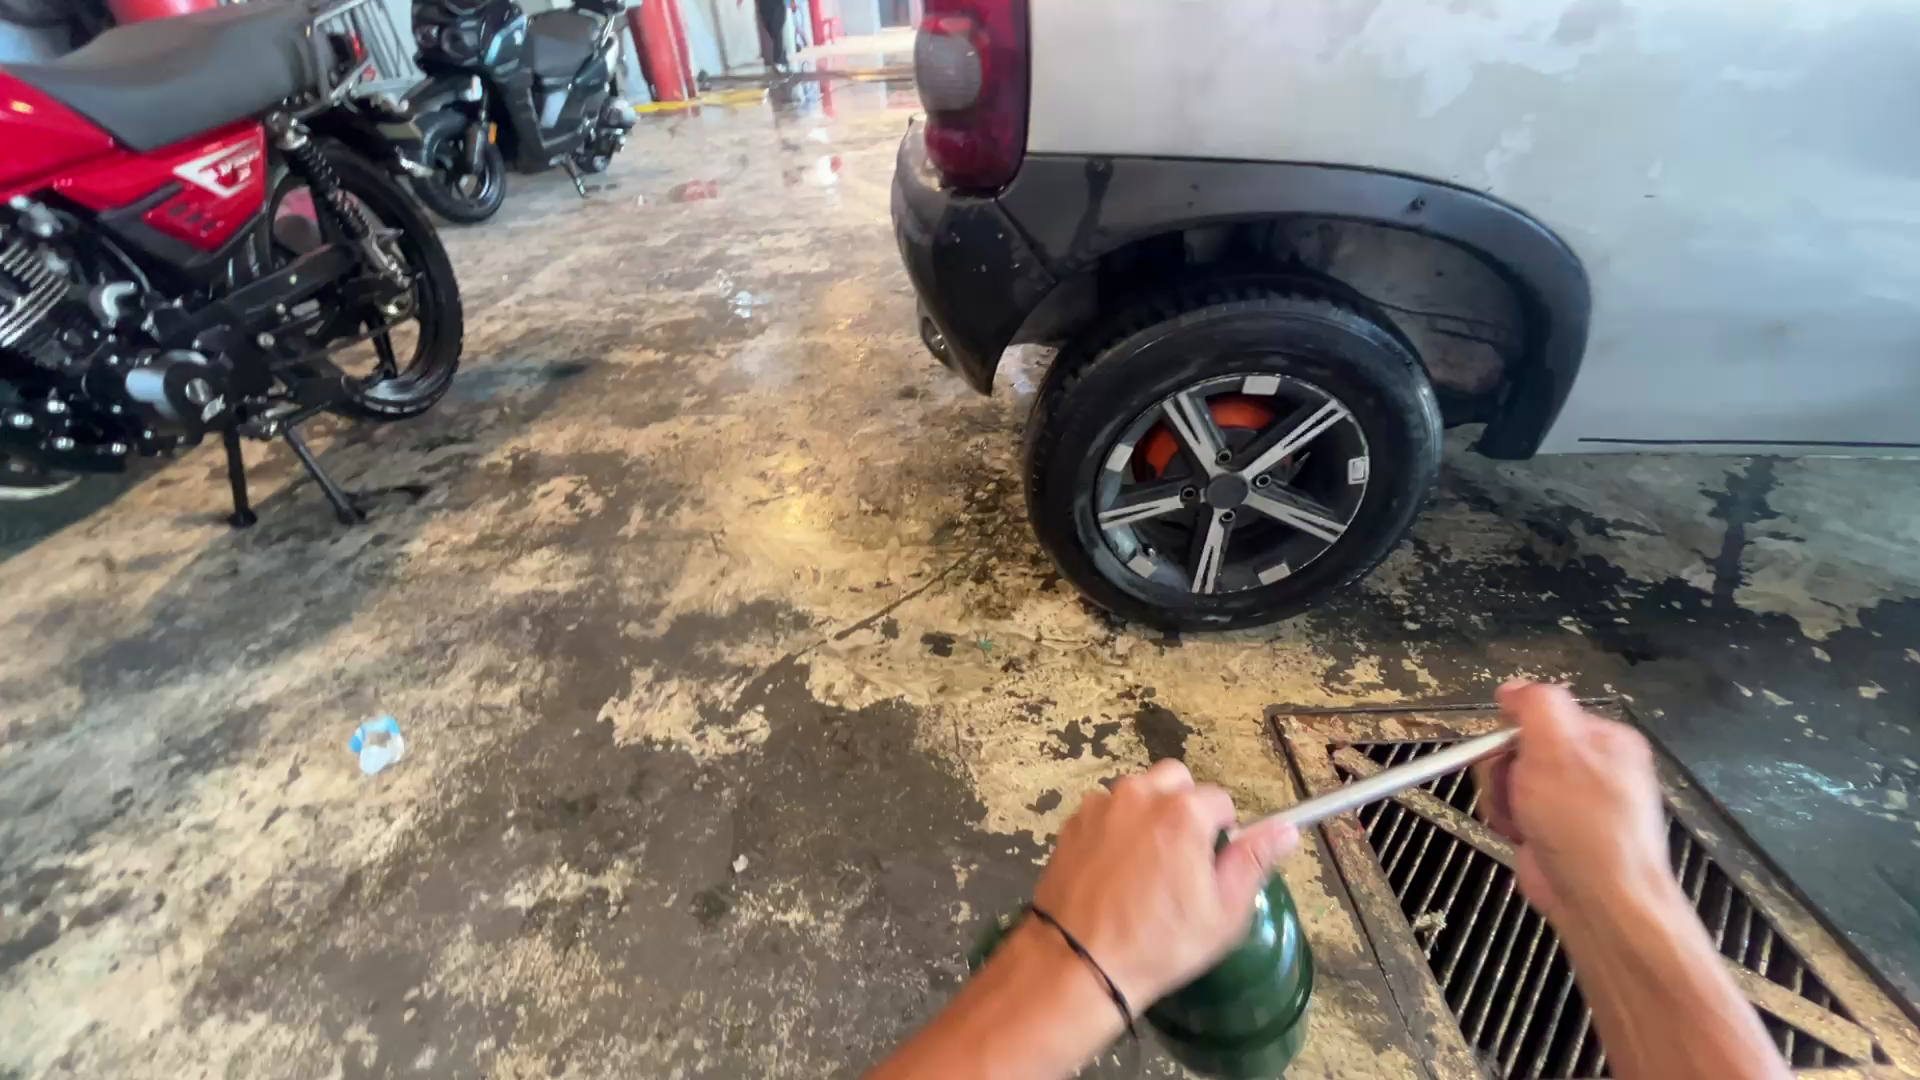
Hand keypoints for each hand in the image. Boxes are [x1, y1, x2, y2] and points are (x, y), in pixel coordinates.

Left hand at [1030, 759, 1299, 1007]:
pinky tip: (1114, 866)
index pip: (1219, 800)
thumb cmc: (1159, 942)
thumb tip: (1285, 829)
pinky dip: (1115, 825)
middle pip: (1176, 780)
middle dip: (1185, 806)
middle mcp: (1140, 794)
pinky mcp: (1075, 818)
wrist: (1081, 959)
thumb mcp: (1223, 911)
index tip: (1211, 862)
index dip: (1222, 831)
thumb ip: (1253, 860)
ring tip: (1146, 865)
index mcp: (1183, 812)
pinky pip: (1106, 808)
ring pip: (1138, 791)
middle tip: (1181, 855)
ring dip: (1148, 813)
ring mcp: (1103, 803)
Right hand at [1475, 680, 1672, 922]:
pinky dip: (1505, 816)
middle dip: (1501, 768)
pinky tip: (1521, 832)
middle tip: (1515, 789)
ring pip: (1507, 776)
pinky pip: (1511, 804)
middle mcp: (1592, 765)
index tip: (1507, 750)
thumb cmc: (1581, 821)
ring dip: (1500, 796)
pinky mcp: (1552, 825)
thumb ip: (1536, 705)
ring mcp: (1571, 798)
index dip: (1512, 730)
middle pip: (1517, 745)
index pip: (1537, 712)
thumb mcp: (1557, 747)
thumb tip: (1512, 687)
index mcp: (1604, 739)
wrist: (1597, 897)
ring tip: (1520, 818)